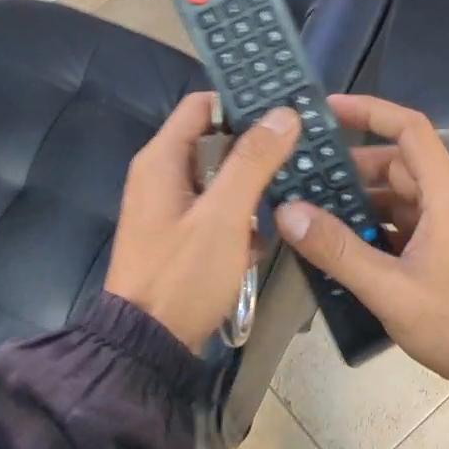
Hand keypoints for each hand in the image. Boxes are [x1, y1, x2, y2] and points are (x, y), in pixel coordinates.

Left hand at [105, 93, 300, 347]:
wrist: (148, 346)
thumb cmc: (183, 274)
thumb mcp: (224, 215)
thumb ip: (253, 161)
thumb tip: (284, 112)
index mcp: (161, 159)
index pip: (202, 105)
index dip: (241, 102)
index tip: (284, 110)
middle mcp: (161, 175)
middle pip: (214, 141)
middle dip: (256, 147)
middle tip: (301, 149)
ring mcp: (169, 208)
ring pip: (220, 179)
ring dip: (252, 187)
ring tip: (292, 192)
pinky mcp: (180, 237)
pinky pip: (216, 210)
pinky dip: (240, 217)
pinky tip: (264, 238)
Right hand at [273, 96, 448, 436]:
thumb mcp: (392, 289)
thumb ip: (339, 250)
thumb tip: (288, 211)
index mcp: (444, 193)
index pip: (408, 128)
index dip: (370, 111)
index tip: (326, 111)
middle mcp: (447, 201)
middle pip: (395, 165)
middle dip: (349, 169)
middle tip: (300, 177)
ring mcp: (448, 229)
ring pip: (396, 199)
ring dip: (358, 205)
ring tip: (309, 215)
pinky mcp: (445, 254)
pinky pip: (402, 228)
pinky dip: (372, 231)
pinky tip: (340, 251)